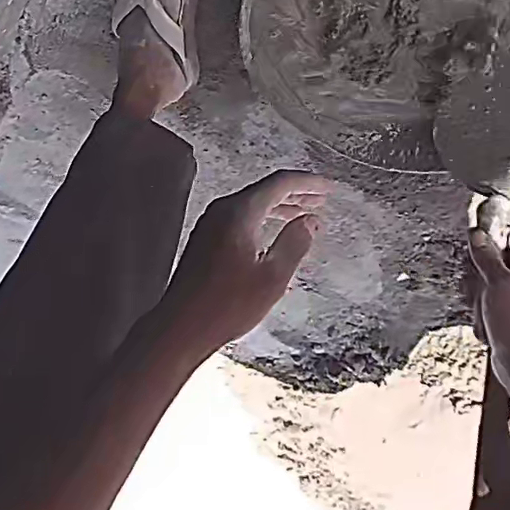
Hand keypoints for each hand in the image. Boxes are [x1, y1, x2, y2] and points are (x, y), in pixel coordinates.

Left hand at [158, 171, 333, 354]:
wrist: (181, 326)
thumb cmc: (226, 305)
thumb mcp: (272, 277)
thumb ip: (294, 243)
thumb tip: (310, 221)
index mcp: (239, 212)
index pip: (279, 183)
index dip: (307, 183)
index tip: (327, 187)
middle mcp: (222, 210)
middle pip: (265, 190)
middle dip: (296, 193)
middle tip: (320, 199)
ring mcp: (211, 222)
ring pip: (252, 203)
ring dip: (280, 206)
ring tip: (304, 214)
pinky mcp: (206, 237)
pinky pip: (240, 216)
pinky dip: (263, 217)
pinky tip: (274, 232)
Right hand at [469, 228, 509, 393]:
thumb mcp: (498, 284)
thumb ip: (487, 256)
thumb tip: (477, 234)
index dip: (492, 239)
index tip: (476, 249)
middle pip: (497, 259)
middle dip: (481, 273)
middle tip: (480, 285)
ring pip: (490, 282)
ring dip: (480, 295)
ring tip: (484, 309)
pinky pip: (490, 301)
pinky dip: (484, 311)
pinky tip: (486, 321)